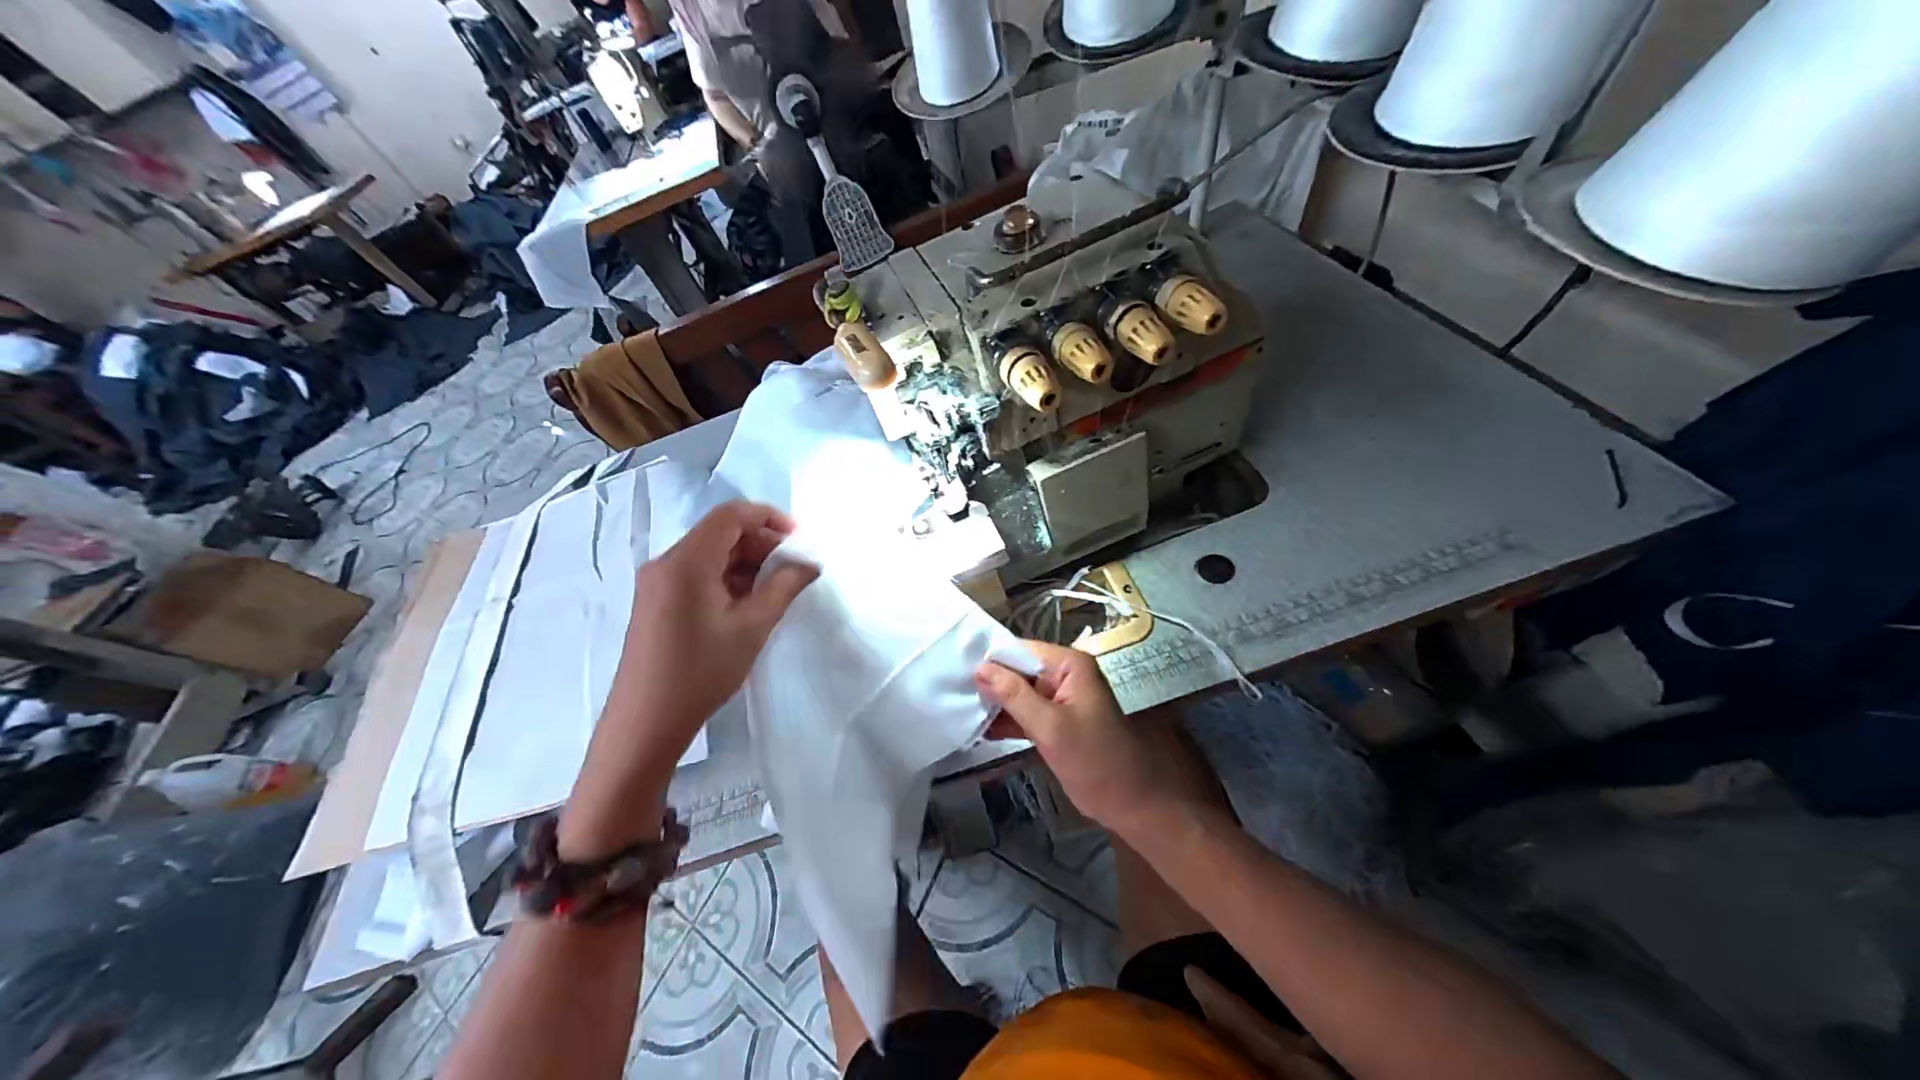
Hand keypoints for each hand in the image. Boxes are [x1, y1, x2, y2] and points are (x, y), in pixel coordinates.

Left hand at [560, 501, 816, 858]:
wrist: (645, 721)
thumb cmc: (701, 671)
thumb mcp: (752, 627)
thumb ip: (784, 587)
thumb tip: (809, 565)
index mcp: (686, 561)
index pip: (731, 515)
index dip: (769, 517)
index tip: (799, 539)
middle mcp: (666, 562)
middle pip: (720, 533)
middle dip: (761, 543)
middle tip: (793, 569)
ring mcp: (657, 582)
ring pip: (709, 554)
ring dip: (745, 563)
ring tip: (776, 589)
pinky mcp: (655, 601)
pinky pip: (696, 573)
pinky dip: (726, 578)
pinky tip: (748, 603)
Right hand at [974, 640, 1221, 843]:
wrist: (1131, 802)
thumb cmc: (1095, 759)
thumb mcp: (1050, 726)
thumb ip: (1014, 695)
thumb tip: (980, 668)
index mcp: (1069, 665)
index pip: (1021, 650)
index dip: (990, 659)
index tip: (955, 667)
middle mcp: (1063, 676)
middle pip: (1017, 670)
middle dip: (989, 682)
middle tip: (950, 689)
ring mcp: (1058, 700)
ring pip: (1017, 693)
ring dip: (993, 704)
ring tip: (957, 708)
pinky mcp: (1053, 723)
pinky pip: (1023, 713)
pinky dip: (1004, 721)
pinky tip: (977, 728)